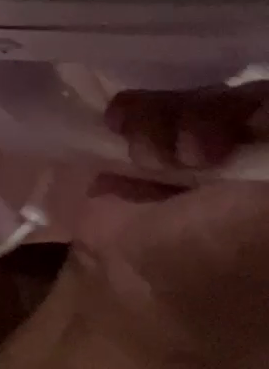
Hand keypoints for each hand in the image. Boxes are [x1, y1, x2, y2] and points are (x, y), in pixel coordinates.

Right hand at [63, 85, 268, 366]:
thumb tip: (261, 115)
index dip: (259, 109)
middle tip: (194, 152)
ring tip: (148, 157)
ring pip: (196, 96)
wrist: (128, 278)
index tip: (242, 130)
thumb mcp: (260, 217)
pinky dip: (130, 112)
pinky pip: (147, 102)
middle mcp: (263, 159)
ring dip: (163, 117)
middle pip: (249, 99)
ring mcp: (216, 152)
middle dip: (210, 114)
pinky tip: (120, 133)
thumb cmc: (211, 258)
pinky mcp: (159, 145)